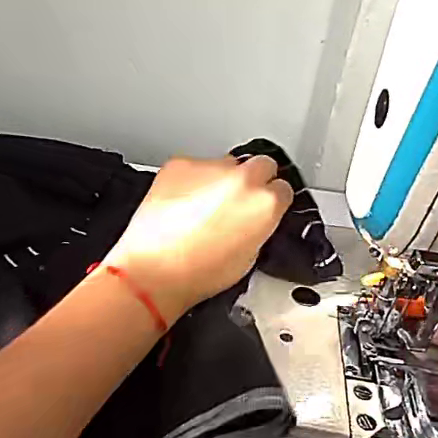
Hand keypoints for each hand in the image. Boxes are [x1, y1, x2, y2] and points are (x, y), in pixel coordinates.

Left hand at [103, 155, 294, 315]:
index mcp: (265, 204)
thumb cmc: (196, 274)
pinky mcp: (180, 164)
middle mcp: (242, 179)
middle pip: (262, 164)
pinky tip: (182, 206)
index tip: (265, 206)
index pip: (284, 188)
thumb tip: (255, 222)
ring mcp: (210, 168)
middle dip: (255, 181)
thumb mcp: (248, 260)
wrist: (154, 271)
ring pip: (226, 164)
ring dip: (220, 181)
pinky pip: (194, 167)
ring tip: (202, 211)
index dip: (273, 200)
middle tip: (238, 203)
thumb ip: (259, 229)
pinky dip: (191, 181)